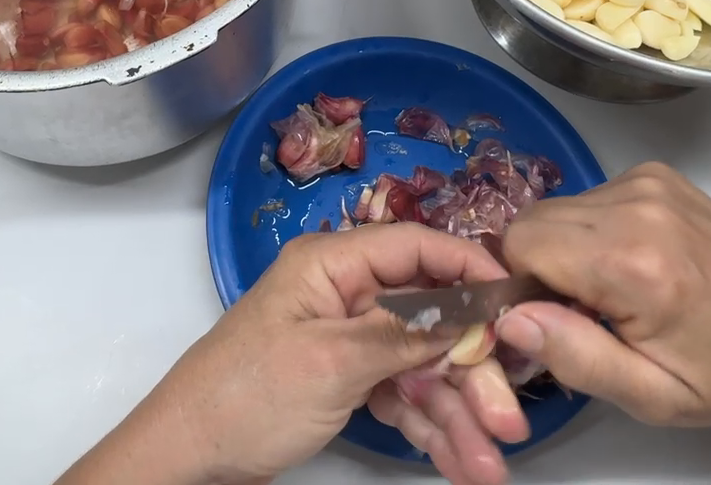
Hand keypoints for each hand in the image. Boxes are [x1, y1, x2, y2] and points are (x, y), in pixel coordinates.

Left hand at [55, 223, 522, 484]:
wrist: (192, 453)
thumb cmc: (251, 393)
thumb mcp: (332, 362)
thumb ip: (403, 337)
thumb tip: (469, 315)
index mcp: (332, 264)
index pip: (413, 247)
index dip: (468, 268)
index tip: (517, 305)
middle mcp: (344, 292)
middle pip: (427, 317)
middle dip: (468, 369)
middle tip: (508, 421)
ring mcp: (347, 338)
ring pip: (419, 365)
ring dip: (456, 413)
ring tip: (489, 466)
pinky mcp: (346, 378)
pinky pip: (401, 395)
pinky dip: (429, 428)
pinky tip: (460, 465)